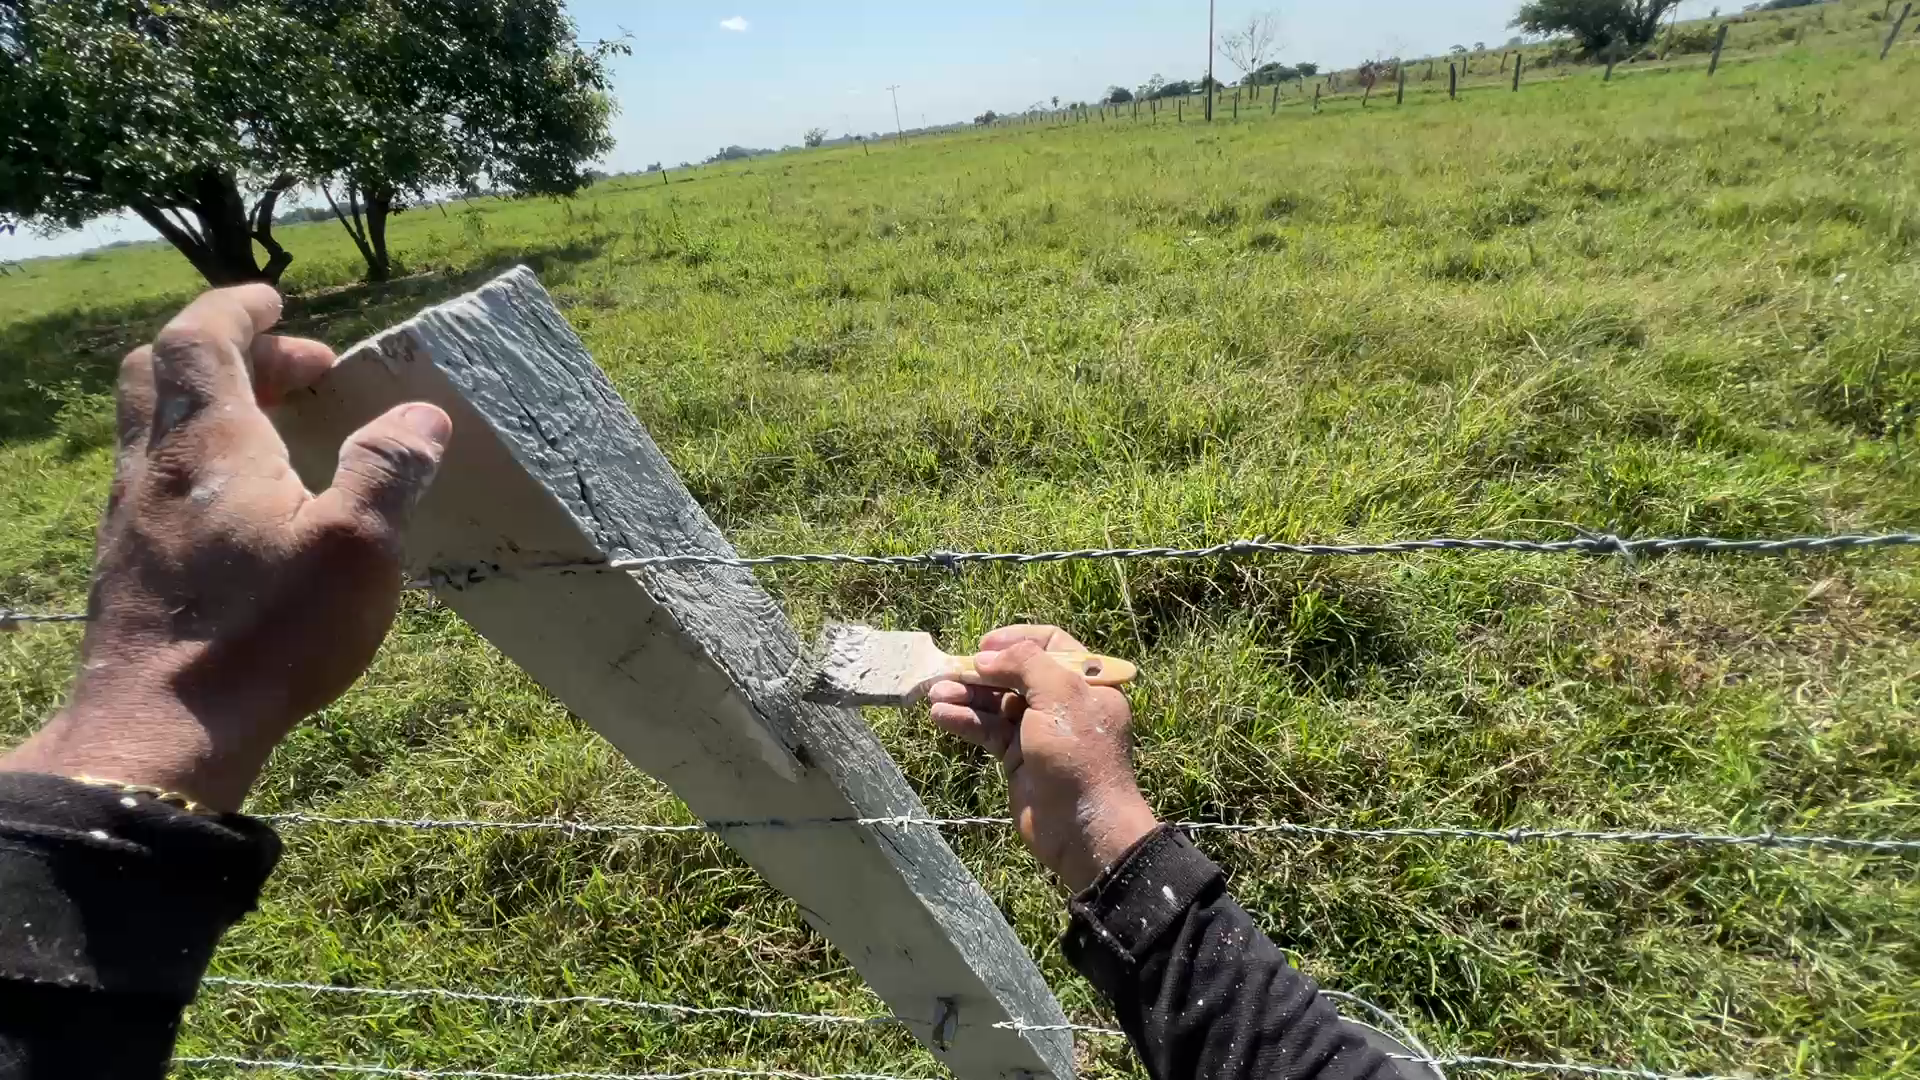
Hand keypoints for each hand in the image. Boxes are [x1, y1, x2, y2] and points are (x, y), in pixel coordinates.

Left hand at [0, 285, 451, 810]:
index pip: (198, 343)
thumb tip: (422, 414)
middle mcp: (156, 468)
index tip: (277, 299)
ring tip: (288, 421)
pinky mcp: (134, 557)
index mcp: (210, 450)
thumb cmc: (275, 626)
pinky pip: (160, 473)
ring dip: (217, 400)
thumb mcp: (360, 543)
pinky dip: (207, 451)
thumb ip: (389, 469)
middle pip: (162, 373)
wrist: (167, 724)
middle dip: (231, 350)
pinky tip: (254, 494)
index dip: (236, 310)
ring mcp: (134, 515)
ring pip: (156, 424)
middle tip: (304, 365)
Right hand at [928, 625, 1157, 891]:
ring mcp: (1039, 730)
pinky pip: (988, 730)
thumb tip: (985, 657)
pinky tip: (941, 716)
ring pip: (997, 702)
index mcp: (1086, 682)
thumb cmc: (1078, 754)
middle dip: (981, 672)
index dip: (1016, 640)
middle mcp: (1063, 702)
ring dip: (966, 696)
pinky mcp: (1018, 756)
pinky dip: (965, 721)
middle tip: (948, 671)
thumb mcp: (1060, 695)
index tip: (984, 645)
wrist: (1082, 829)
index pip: (1051, 644)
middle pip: (1015, 673)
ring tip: (935, 694)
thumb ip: (1024, 663)